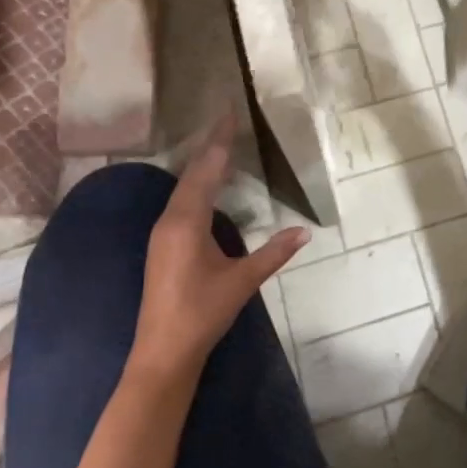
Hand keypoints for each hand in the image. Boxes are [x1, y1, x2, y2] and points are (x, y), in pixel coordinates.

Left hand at [129, 113, 309, 379]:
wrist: (162, 353)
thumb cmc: (201, 314)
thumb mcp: (242, 282)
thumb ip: (273, 254)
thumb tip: (305, 231)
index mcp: (187, 222)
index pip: (206, 170)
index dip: (220, 141)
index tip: (229, 114)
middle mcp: (170, 220)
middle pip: (192, 173)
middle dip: (210, 146)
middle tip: (227, 120)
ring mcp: (163, 233)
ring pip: (183, 187)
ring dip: (202, 164)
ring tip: (221, 145)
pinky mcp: (163, 245)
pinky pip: (181, 201)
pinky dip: (196, 184)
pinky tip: (207, 186)